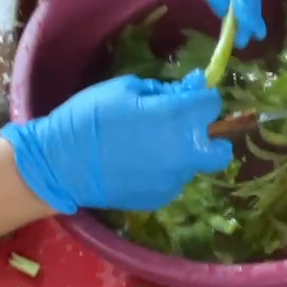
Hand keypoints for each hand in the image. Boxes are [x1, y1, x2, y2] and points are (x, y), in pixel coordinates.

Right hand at [0, 73, 231, 213]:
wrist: (65, 164)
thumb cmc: (90, 118)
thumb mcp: (124, 88)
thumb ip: (163, 91)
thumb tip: (187, 92)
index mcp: (175, 120)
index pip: (213, 106)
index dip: (203, 100)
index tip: (191, 98)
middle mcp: (183, 154)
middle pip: (221, 151)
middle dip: (212, 139)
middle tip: (190, 131)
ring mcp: (174, 181)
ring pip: (195, 166)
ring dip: (183, 154)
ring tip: (150, 147)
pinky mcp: (162, 198)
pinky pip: (174, 181)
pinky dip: (165, 171)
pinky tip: (139, 165)